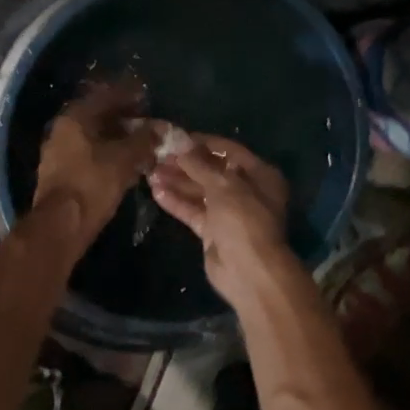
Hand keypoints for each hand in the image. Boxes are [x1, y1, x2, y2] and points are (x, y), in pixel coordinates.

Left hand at [33, 84, 158, 253]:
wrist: (61, 225)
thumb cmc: (92, 185)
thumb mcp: (124, 159)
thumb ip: (144, 140)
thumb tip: (161, 128)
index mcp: (75, 118)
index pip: (106, 96)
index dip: (129, 95)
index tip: (148, 99)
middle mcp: (63, 130)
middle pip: (99, 116)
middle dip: (125, 119)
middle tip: (149, 124)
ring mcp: (60, 152)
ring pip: (95, 138)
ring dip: (119, 139)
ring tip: (143, 145)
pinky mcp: (63, 173)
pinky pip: (90, 155)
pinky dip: (109, 155)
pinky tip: (127, 164)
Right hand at [148, 136, 296, 307]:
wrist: (248, 271)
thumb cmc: (243, 220)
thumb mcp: (223, 186)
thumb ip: (200, 164)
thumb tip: (181, 144)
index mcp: (259, 175)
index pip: (229, 151)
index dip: (203, 143)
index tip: (176, 138)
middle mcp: (246, 191)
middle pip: (211, 172)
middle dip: (185, 165)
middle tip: (157, 156)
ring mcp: (229, 213)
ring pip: (199, 192)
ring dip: (177, 182)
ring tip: (150, 173)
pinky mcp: (213, 231)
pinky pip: (193, 211)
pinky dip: (177, 202)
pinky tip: (156, 192)